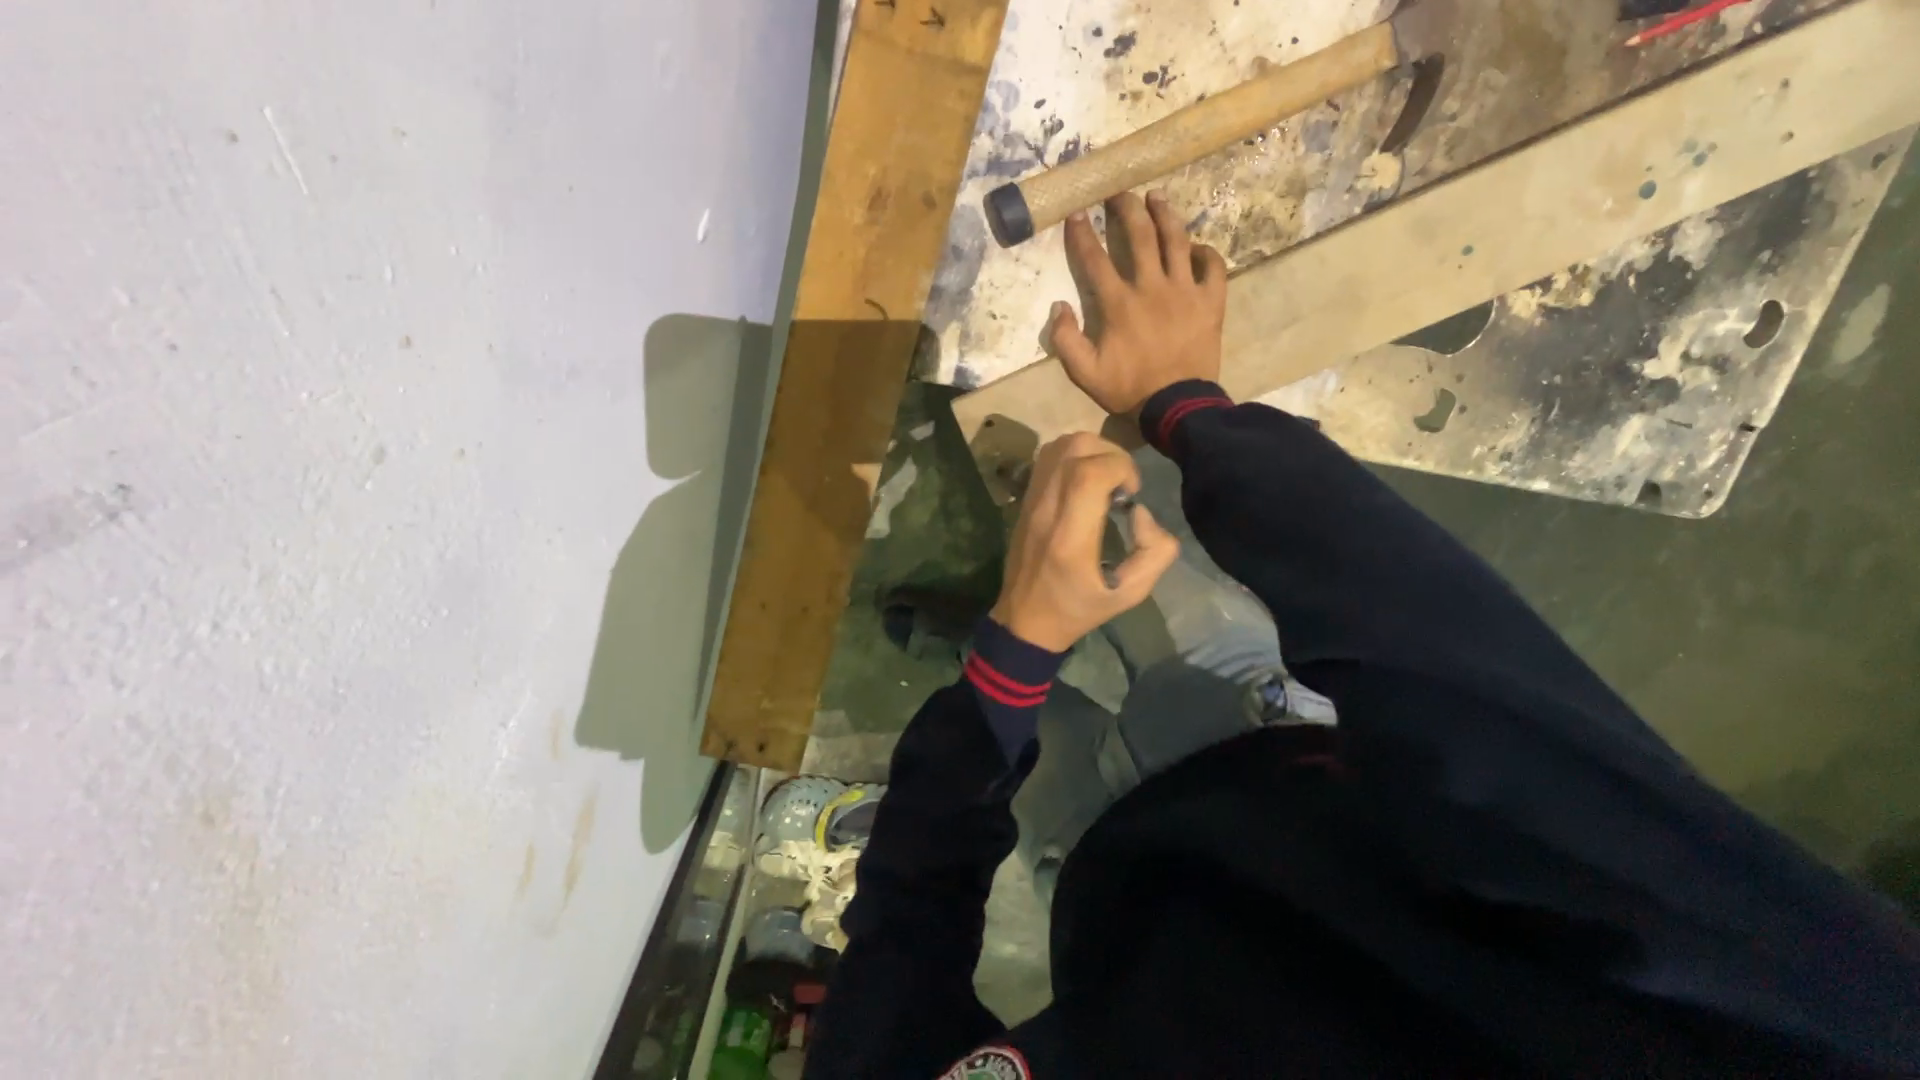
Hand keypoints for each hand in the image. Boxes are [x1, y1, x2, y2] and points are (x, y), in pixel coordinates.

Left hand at [990, 432, 1180, 651]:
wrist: (1025, 619)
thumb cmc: (1078, 609)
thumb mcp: (1130, 594)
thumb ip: (1155, 553)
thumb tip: (1142, 512)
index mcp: (1070, 537)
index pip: (1089, 474)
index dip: (1121, 468)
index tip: (1133, 492)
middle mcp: (1046, 510)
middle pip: (1075, 447)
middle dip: (1111, 455)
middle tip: (1123, 485)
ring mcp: (1030, 500)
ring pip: (1059, 445)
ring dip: (1092, 451)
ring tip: (1105, 479)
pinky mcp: (1024, 498)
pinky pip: (1047, 457)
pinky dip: (1073, 456)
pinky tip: (1085, 482)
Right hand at [1049, 191, 1229, 416]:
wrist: (1177, 405)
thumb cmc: (1128, 389)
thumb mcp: (1084, 373)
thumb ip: (1065, 339)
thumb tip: (1058, 306)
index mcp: (1118, 303)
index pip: (1094, 259)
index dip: (1082, 233)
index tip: (1077, 213)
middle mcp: (1152, 286)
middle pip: (1139, 235)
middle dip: (1126, 208)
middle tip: (1119, 193)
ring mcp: (1185, 290)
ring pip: (1176, 240)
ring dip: (1165, 214)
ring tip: (1156, 197)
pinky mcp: (1211, 301)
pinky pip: (1213, 266)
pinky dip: (1205, 252)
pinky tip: (1195, 247)